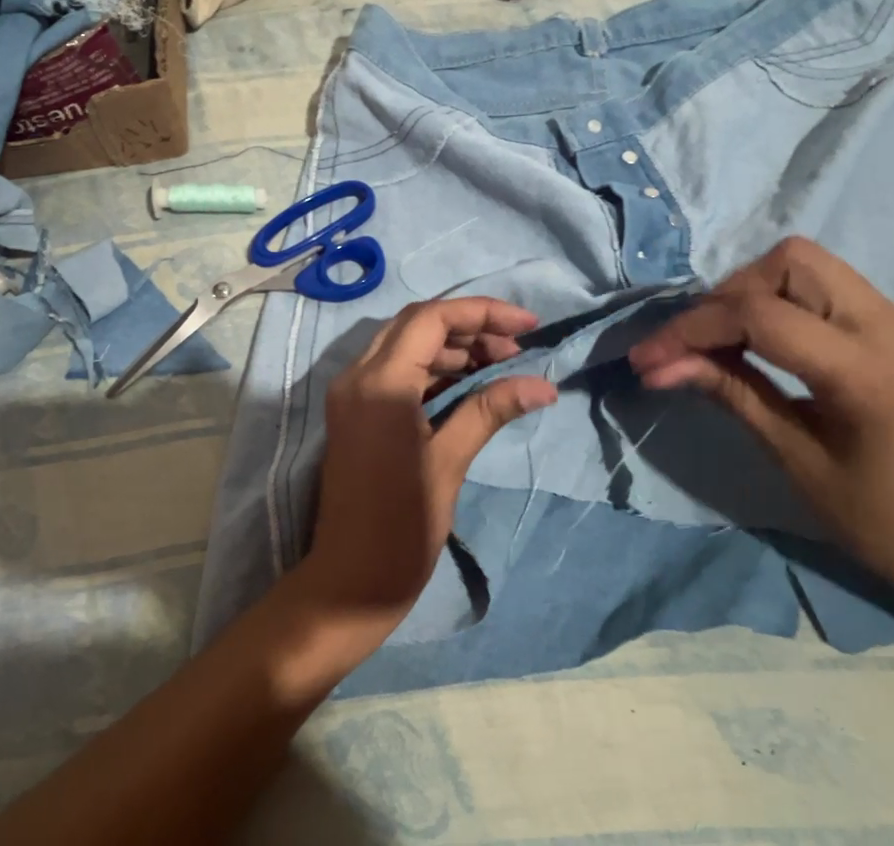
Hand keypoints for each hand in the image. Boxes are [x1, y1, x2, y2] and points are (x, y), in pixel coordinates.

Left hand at [301, 297, 558, 623]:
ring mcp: (350, 396)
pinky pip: (393, 374)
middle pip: (415, 326)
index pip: (431, 319)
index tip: (528, 325)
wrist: (351, 579)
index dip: (482, 313)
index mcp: (379, 384)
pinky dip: (431, 371)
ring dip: (451, 348)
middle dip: (469, 328)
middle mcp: (356, 377)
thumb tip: (543, 384)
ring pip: (403, 347)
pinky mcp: (352, 415)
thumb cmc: (402, 526)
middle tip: (516, 350)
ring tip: (501, 365)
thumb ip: (489, 411)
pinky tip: (469, 384)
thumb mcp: (450, 463)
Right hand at [628, 237, 893, 579]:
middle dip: (727, 295)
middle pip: (791, 262)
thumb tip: (659, 364)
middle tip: (692, 342)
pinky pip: (827, 288)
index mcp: (870, 376)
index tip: (647, 355)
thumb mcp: (791, 455)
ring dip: (750, 294)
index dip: (694, 327)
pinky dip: (779, 304)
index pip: (764, 316)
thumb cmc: (872, 516)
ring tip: (717, 340)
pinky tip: (758, 343)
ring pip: (808, 266)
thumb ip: (730, 391)